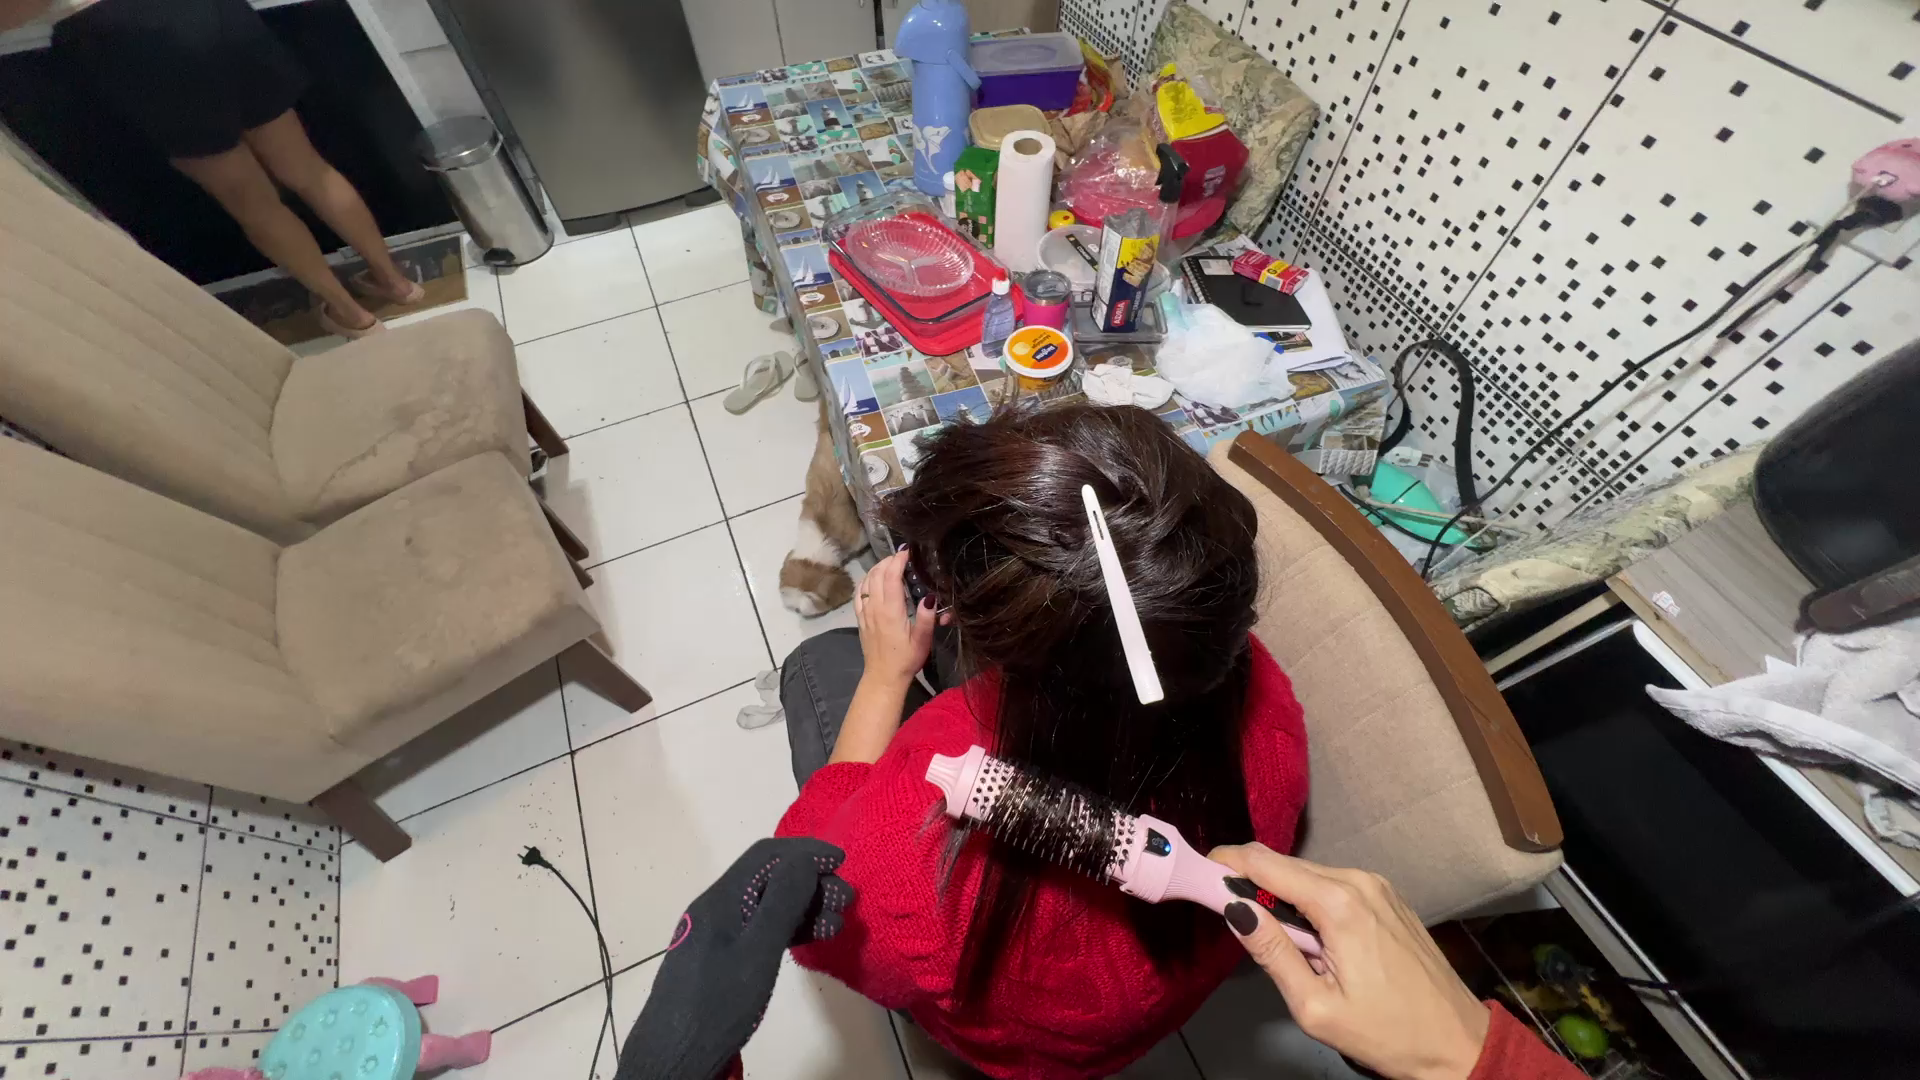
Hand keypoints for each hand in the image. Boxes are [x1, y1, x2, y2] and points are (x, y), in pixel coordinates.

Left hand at [616, 838, 852, 1079]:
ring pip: (768, 904)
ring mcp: (719, 935)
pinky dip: (790, 927)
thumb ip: (782, 902)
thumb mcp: (756, 953)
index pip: (767, 855)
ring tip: (835, 923)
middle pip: (770, 877)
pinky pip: (762, 928)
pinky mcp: (722, 960)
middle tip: (845, 901)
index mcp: (721, 898)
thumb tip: (806, 860)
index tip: (841, 863)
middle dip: (811, 881)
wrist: (670, 1066)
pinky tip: (811, 937)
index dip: (806, 851)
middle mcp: (719, 908)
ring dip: (805, 906)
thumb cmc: (716, 1005)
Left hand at [852, 551, 936, 687]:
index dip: (898, 560)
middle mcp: (875, 608)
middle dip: (888, 560)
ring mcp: (865, 612)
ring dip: (877, 568)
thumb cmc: (905, 659)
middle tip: (902, 556)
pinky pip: (859, 593)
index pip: (891, 577)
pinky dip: (866, 581)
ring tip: (890, 564)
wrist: (883, 677)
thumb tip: (930, 596)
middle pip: (877, 574)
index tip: (908, 551)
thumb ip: (926, 617)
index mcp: (891, 611)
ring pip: (866, 581)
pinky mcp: (860, 618)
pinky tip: (873, 579)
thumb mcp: (922, 640)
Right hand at [1209, 844, 1489, 1079]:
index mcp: (1337, 902)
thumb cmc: (1388, 1035)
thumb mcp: (1316, 1007)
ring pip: (1305, 872)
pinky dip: (1309, 898)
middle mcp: (1355, 878)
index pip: (1262, 861)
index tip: (1200, 876)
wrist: (1463, 1049)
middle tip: (1239, 921)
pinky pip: (1330, 881)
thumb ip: (1271, 951)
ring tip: (1289, 942)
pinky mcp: (1384, 892)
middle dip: (1252, 884)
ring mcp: (1374, 882)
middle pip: (1282, 864)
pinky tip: (1317, 936)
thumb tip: (1232, 907)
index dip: (1225, 863)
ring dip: (1282, 895)